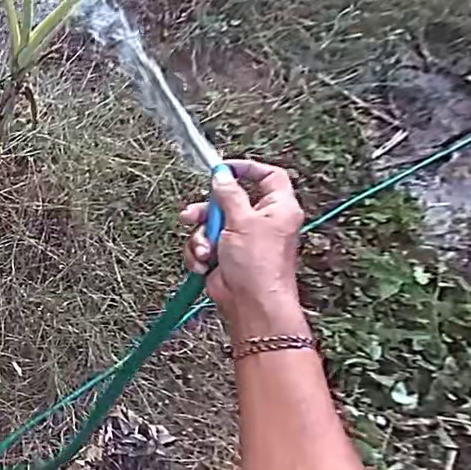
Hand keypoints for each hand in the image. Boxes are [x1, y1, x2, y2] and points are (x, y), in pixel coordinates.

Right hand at [180, 158, 308, 337]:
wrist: (249, 301)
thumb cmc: (257, 264)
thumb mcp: (241, 221)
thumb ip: (229, 195)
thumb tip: (221, 175)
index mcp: (277, 208)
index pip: (267, 177)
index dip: (246, 169)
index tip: (223, 169)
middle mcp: (259, 221)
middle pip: (227, 201)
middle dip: (207, 211)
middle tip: (193, 214)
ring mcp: (239, 239)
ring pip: (209, 224)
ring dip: (201, 237)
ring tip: (205, 251)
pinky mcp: (222, 255)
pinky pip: (202, 244)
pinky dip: (199, 253)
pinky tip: (205, 263)